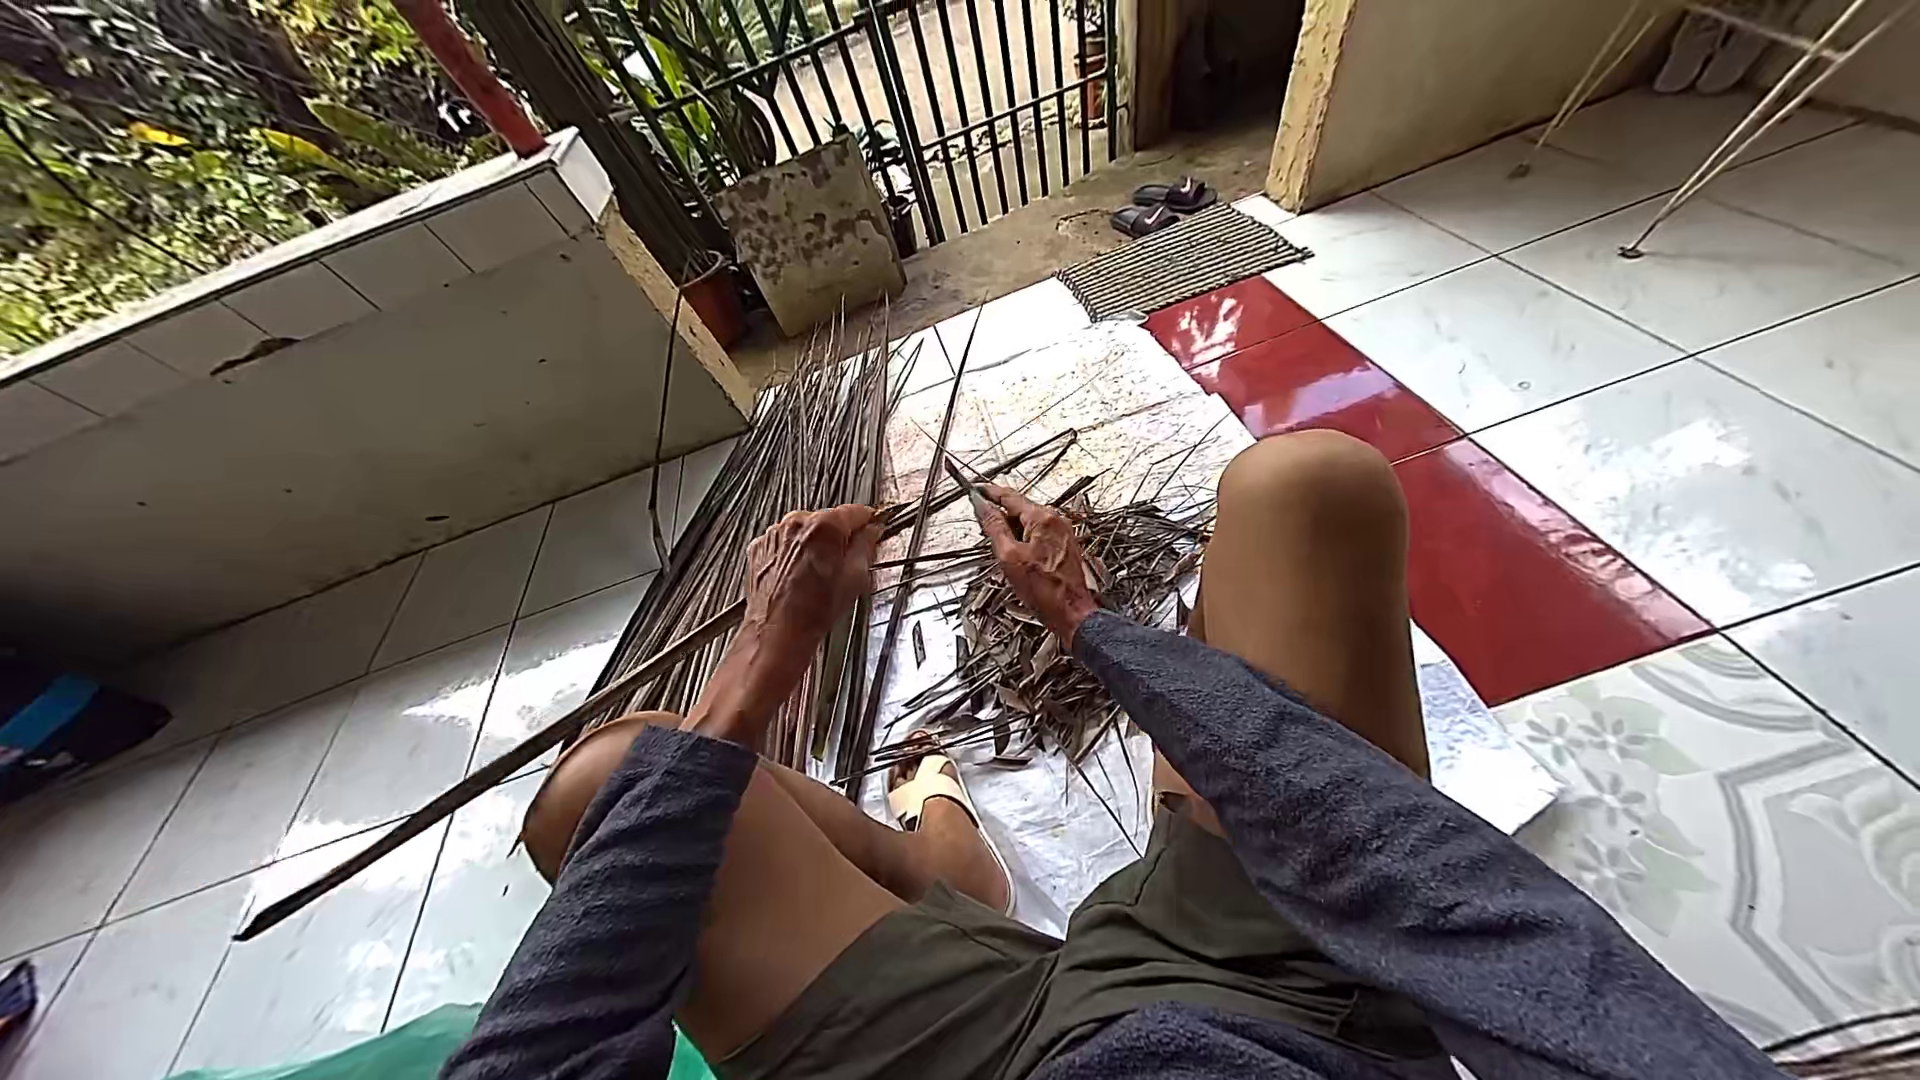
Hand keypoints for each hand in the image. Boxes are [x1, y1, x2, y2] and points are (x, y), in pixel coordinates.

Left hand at [687, 504, 880, 744]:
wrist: (776, 633)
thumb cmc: (811, 612)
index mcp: (824, 527)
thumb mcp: (855, 579)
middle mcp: (796, 524)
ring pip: (806, 530)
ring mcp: (775, 535)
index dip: (869, 521)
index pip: (856, 511)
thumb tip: (871, 534)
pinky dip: (796, 553)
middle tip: (850, 561)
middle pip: (829, 519)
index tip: (874, 528)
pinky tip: (803, 577)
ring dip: (817, 545)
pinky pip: (786, 542)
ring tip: (823, 575)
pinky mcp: (761, 548)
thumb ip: (866, 547)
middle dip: (841, 536)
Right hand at [975, 484, 1099, 644]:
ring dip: (1011, 531)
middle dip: (999, 517)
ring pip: (1028, 523)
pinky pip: (1038, 535)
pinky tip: (1017, 557)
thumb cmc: (1045, 590)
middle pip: (1020, 509)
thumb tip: (982, 506)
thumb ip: (994, 527)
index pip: (1010, 496)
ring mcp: (1062, 533)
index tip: (976, 490)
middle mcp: (1056, 521)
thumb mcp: (1008, 556)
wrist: (1070, 612)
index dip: (989, 493)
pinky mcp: (1063, 546)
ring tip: (1001, 551)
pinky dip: (1023, 540)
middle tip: (982, 526)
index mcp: (1043, 519)